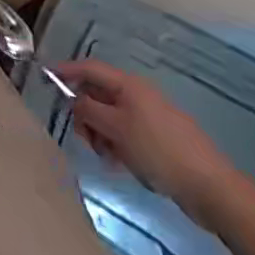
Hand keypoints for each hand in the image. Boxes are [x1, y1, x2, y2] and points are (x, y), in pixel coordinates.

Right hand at [54, 60, 235, 214]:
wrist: (209, 185)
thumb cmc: (158, 150)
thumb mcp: (115, 128)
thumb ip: (88, 109)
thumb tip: (74, 99)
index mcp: (128, 85)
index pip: (90, 68)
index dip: (67, 70)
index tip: (46, 77)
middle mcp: (137, 95)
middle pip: (97, 95)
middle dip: (86, 115)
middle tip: (87, 139)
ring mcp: (148, 117)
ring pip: (109, 119)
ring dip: (101, 136)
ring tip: (109, 158)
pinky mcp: (156, 139)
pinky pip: (124, 135)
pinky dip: (117, 147)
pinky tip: (121, 165)